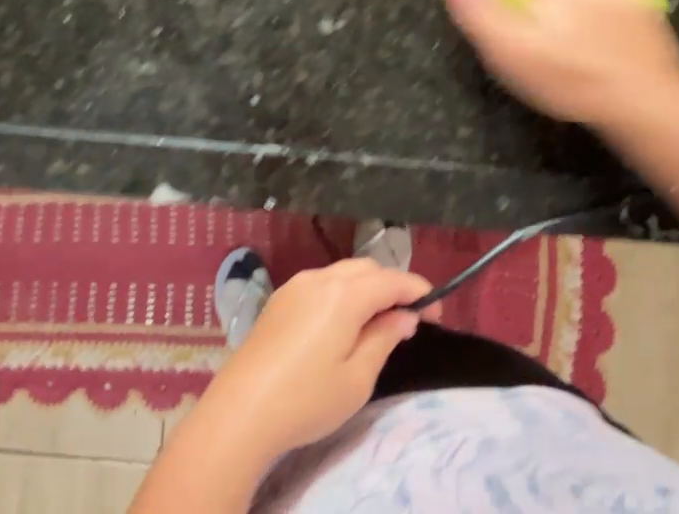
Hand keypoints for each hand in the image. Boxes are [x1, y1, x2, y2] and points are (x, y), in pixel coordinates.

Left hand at [189, 259, 438, 462]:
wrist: (242, 409)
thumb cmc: (307, 399)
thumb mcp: (357, 377)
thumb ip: (383, 339)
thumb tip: (403, 317)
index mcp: (343, 294)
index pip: (392, 280)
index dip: (418, 292)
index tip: (436, 313)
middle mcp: (318, 279)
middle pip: (366, 269)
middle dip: (392, 286)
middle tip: (410, 319)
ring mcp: (294, 287)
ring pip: (341, 273)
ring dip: (366, 288)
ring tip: (380, 321)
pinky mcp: (278, 301)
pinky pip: (320, 284)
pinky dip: (342, 293)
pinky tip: (344, 322)